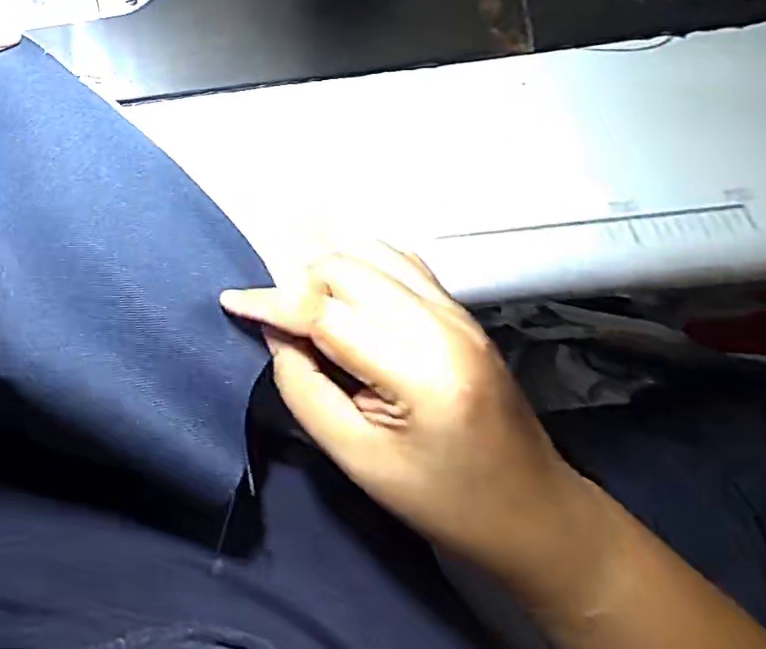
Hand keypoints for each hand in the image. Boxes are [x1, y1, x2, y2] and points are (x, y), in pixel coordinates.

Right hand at [221, 247, 604, 591]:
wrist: (535, 514)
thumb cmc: (442, 500)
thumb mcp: (355, 458)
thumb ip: (303, 386)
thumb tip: (277, 330)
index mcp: (421, 370)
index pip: (324, 312)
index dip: (268, 302)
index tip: (230, 300)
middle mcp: (443, 324)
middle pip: (343, 268)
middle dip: (299, 288)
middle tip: (286, 330)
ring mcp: (457, 311)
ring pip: (368, 251)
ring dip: (327, 273)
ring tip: (314, 313)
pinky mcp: (460, 309)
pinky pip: (397, 260)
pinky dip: (360, 266)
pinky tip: (349, 297)